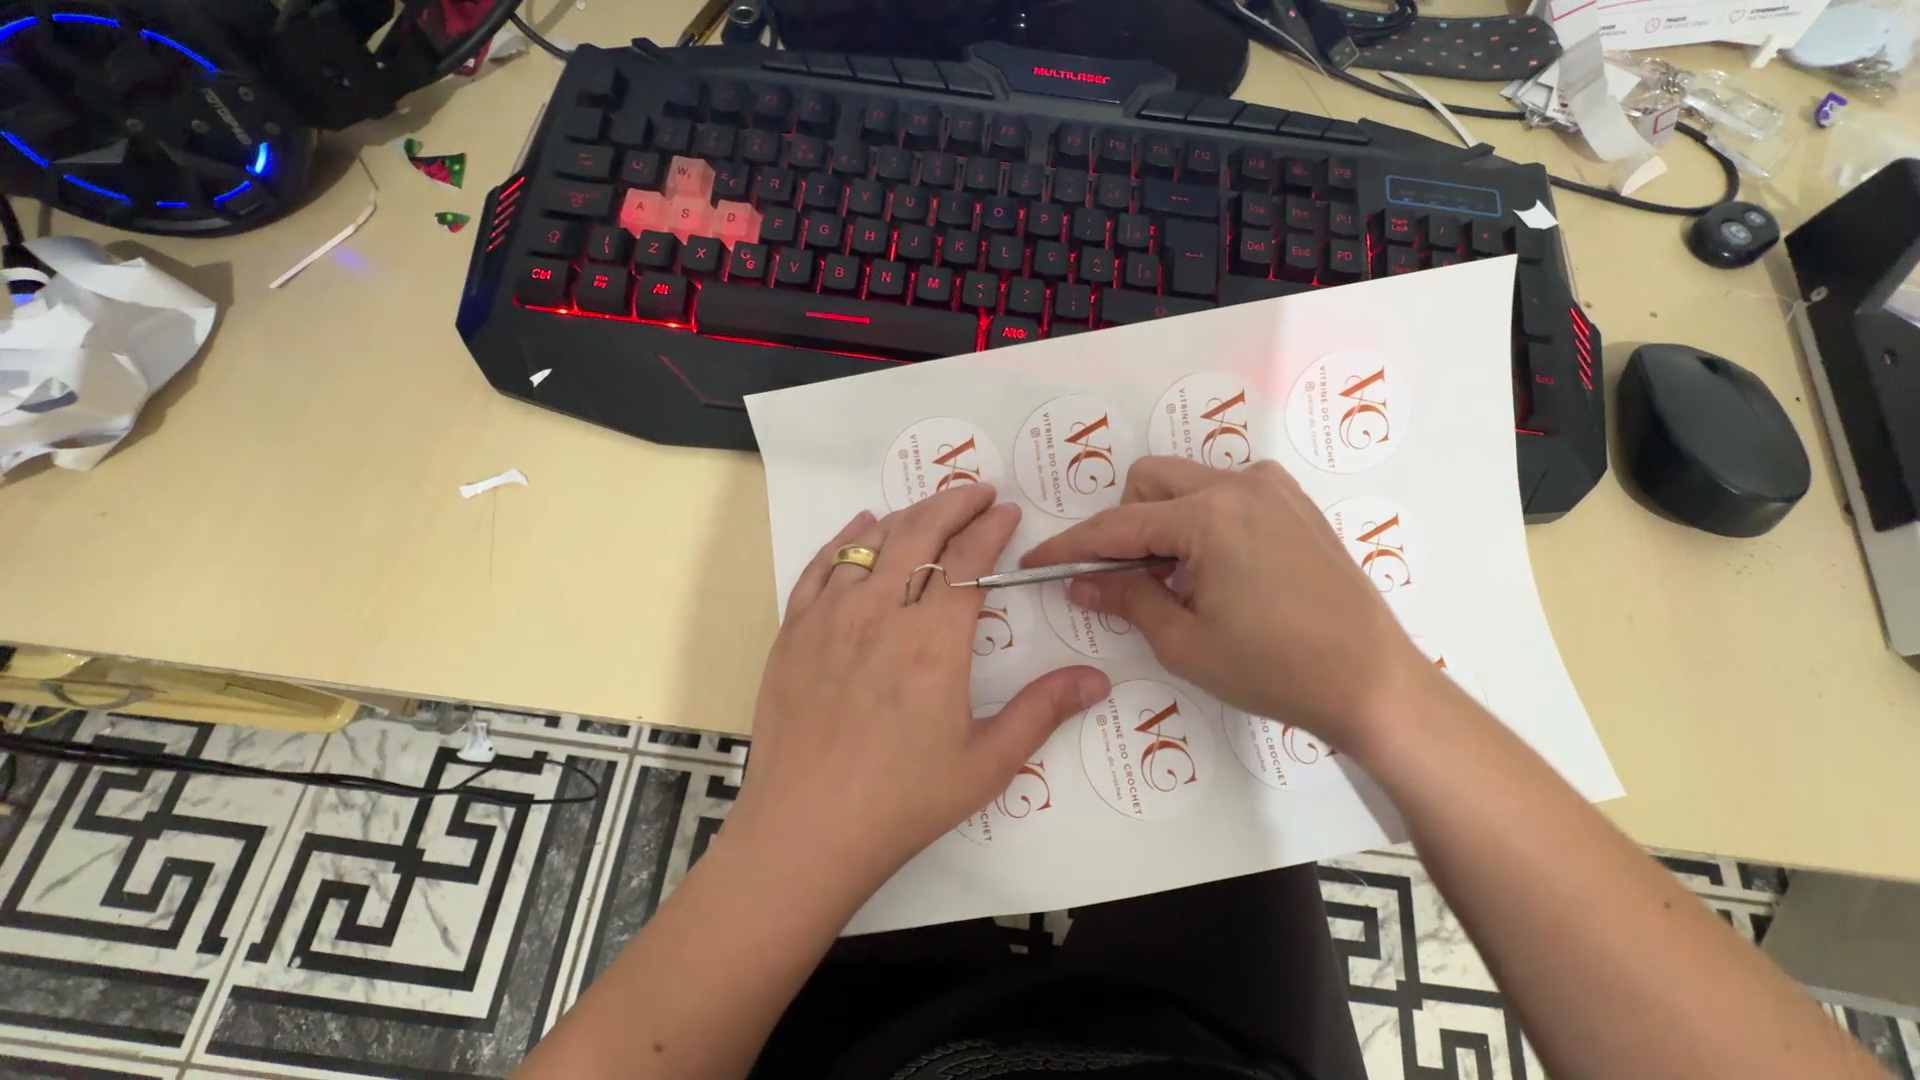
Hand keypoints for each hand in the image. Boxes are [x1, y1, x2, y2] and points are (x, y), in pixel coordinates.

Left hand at [732, 485, 1110, 892]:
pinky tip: (861, 527)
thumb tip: (1098, 679)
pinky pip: (821, 566)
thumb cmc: (902, 802)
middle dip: (955, 503)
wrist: (804, 831)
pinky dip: (846, 538)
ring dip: (908, 516)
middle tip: (978, 493)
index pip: (969, 559)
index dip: (992, 529)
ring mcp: (830, 617)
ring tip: (932, 510)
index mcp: (935, 640)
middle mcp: (881, 612)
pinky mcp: (793, 631)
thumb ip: (1042, 712)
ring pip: (872, 541)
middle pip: (921, 532)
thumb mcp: (986, 764)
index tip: (1008, 513)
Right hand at [1022, 457, 1429, 751]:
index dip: (1069, 547)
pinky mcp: (1295, 503)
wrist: (1372, 682)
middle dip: (1124, 525)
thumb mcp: (1185, 643)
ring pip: (1187, 482)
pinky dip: (1203, 521)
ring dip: (1164, 521)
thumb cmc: (1275, 670)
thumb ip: (1127, 598)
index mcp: (1210, 517)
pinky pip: (1226, 492)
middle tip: (1132, 581)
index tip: (1035, 563)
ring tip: (1181, 581)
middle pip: (1148, 482)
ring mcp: (1273, 488)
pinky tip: (1220, 570)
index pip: (1116, 526)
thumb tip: (1082, 581)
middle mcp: (1241, 484)